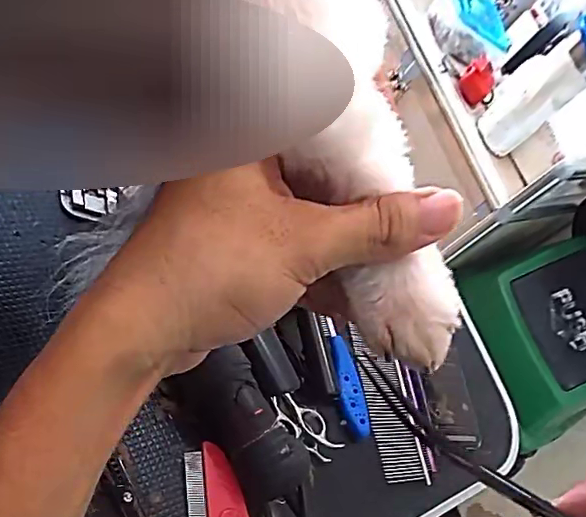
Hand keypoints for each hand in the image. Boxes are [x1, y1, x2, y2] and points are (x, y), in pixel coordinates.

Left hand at [82, 159, 461, 373]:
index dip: (381, 143)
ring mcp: (250, 205)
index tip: (412, 175)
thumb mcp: (301, 246)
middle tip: (410, 228)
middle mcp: (250, 159)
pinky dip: (331, 274)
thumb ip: (374, 229)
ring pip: (322, 217)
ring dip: (357, 251)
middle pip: (334, 174)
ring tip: (392, 270)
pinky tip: (357, 297)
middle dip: (374, 212)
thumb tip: (435, 212)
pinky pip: (305, 250)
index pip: (337, 114)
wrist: (150, 334)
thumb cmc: (193, 273)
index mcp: (253, 131)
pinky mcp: (251, 246)